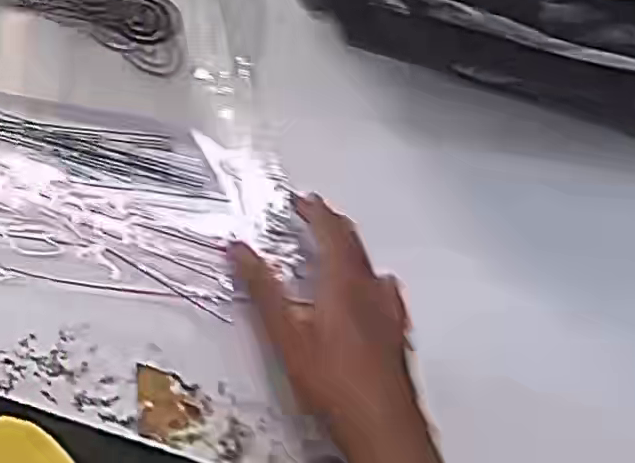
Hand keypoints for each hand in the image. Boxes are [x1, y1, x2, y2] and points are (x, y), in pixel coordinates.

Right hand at [230, 195, 439, 462]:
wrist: (384, 435)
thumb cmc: (334, 382)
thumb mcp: (284, 332)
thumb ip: (260, 285)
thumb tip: (237, 247)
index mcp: (343, 285)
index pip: (332, 234)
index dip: (316, 212)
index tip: (301, 199)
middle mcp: (371, 295)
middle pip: (354, 246)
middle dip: (333, 224)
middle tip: (317, 211)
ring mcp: (389, 318)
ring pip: (372, 268)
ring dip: (352, 248)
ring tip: (342, 242)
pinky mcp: (396, 340)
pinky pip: (386, 293)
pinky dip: (372, 278)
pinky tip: (377, 289)